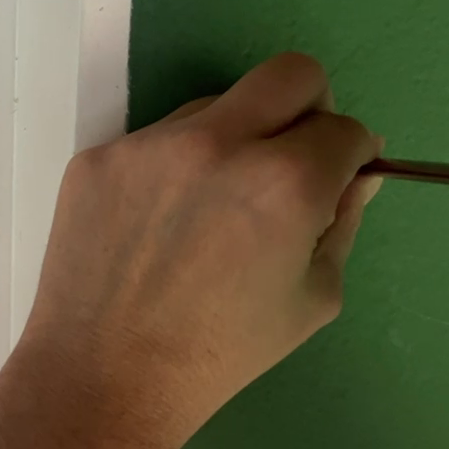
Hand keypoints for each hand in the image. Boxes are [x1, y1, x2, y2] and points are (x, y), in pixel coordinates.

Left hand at [15, 52, 382, 448]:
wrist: (102, 373)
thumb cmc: (217, 352)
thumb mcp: (311, 297)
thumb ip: (341, 220)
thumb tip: (355, 170)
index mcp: (283, 180)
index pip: (344, 128)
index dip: (346, 158)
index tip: (332, 182)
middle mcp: (213, 143)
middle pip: (287, 75)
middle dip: (306, 109)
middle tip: (286, 160)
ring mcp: (143, 146)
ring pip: (210, 109)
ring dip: (228, 141)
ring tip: (203, 212)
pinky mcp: (93, 159)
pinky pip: (150, 143)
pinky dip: (167, 168)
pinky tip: (152, 222)